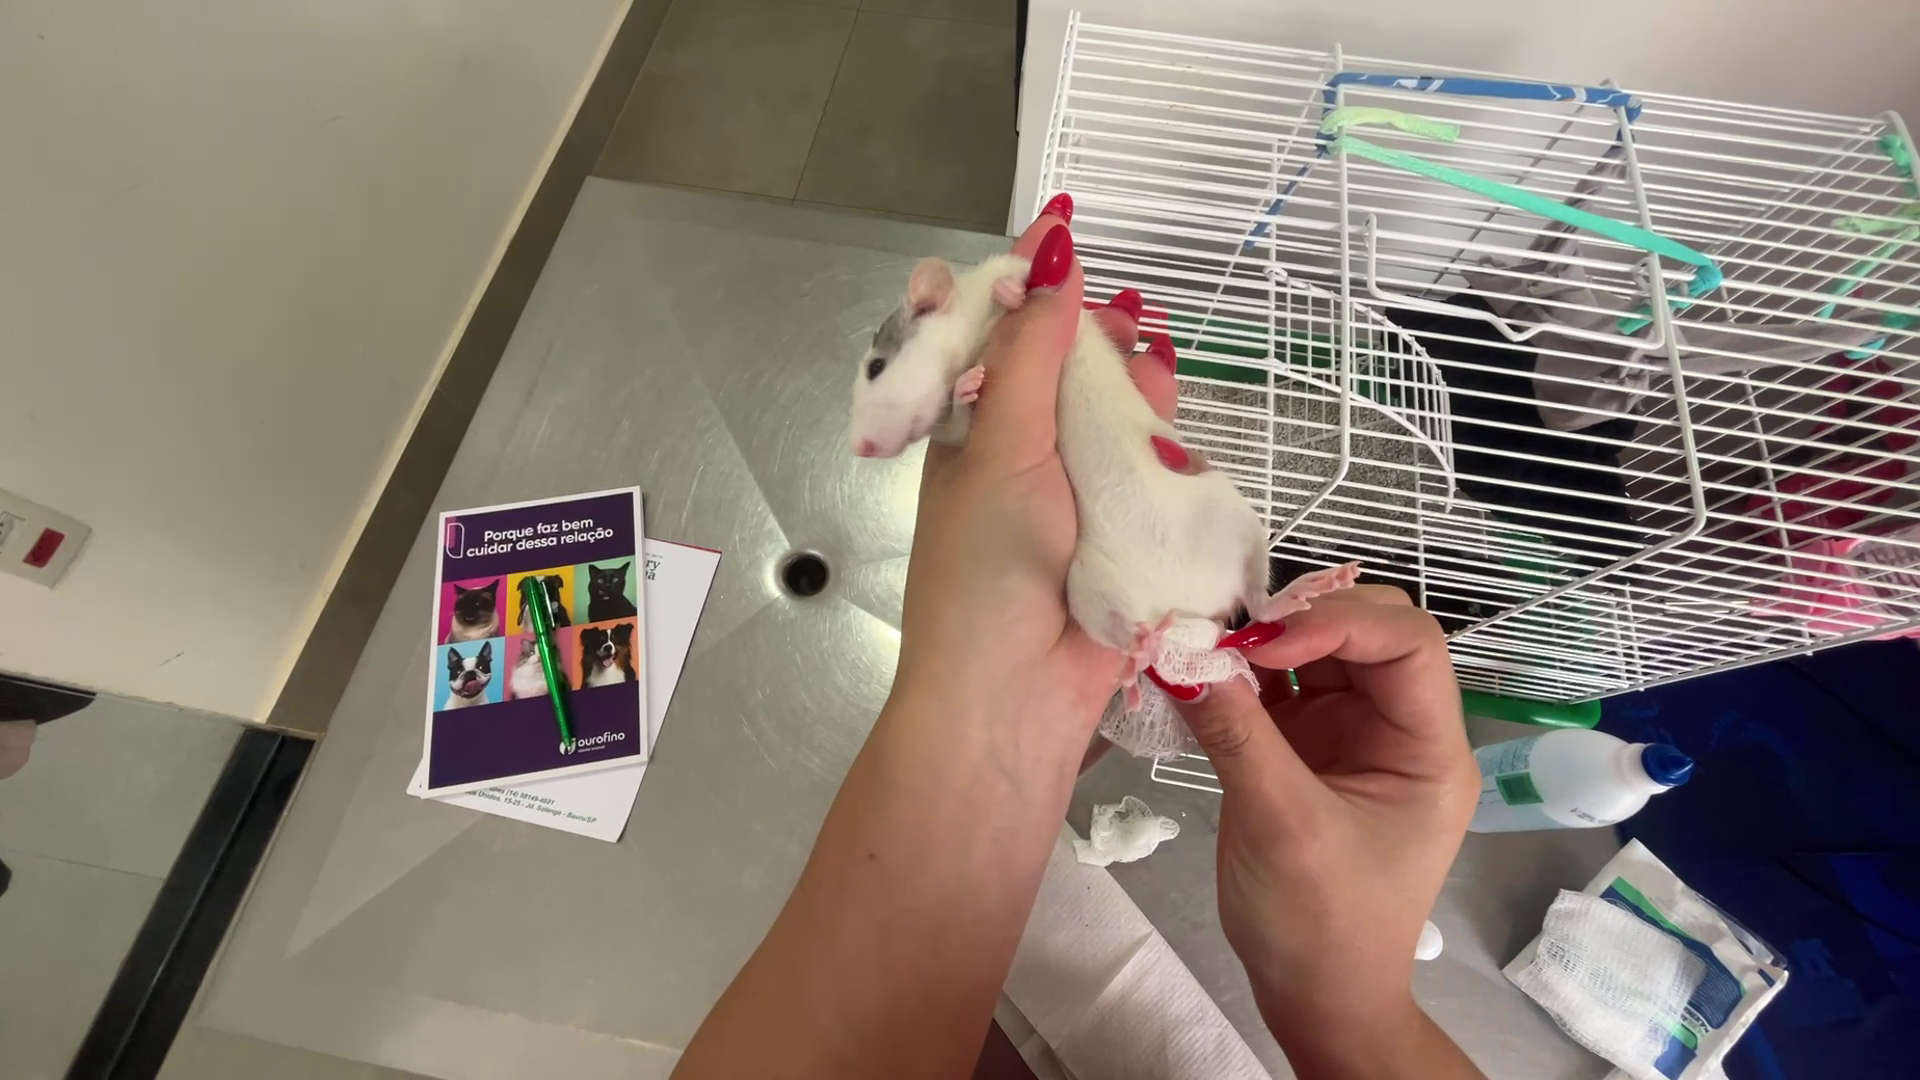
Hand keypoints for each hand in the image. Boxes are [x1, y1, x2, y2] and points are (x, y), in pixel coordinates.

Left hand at [895, 197, 1180, 731]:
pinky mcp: (1119, 529)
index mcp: (969, 436)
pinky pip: (1145, 465)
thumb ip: (1031, 354)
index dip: (1023, 282)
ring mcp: (1071, 494)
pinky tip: (1170, 402)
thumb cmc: (987, 567)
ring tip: (1148, 345)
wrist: (1015, 696)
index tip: (1059, 222)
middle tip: (1118, 307)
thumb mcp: (1001, 450)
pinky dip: (1159, 433)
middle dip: (1087, 330)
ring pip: (1108, 414)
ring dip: (1129, 377)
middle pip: (1059, 372)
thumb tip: (1050, 254)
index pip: (994, 339)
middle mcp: (1018, 459)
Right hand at [1174, 590, 1483, 1076]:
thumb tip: (1177, 657)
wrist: (1311, 990)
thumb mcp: (1281, 825)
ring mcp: (1345, 732)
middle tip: (1237, 632)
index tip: (1261, 644)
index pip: (1407, 645)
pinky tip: (1203, 671)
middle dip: (1304, 618)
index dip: (1340, 623)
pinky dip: (1239, 671)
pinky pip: (1274, 684)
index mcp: (1427, 748)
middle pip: (1368, 631)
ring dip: (1264, 638)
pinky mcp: (1300, 743)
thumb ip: (1234, 733)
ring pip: (1316, 649)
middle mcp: (1392, 727)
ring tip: (1209, 641)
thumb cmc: (1321, 921)